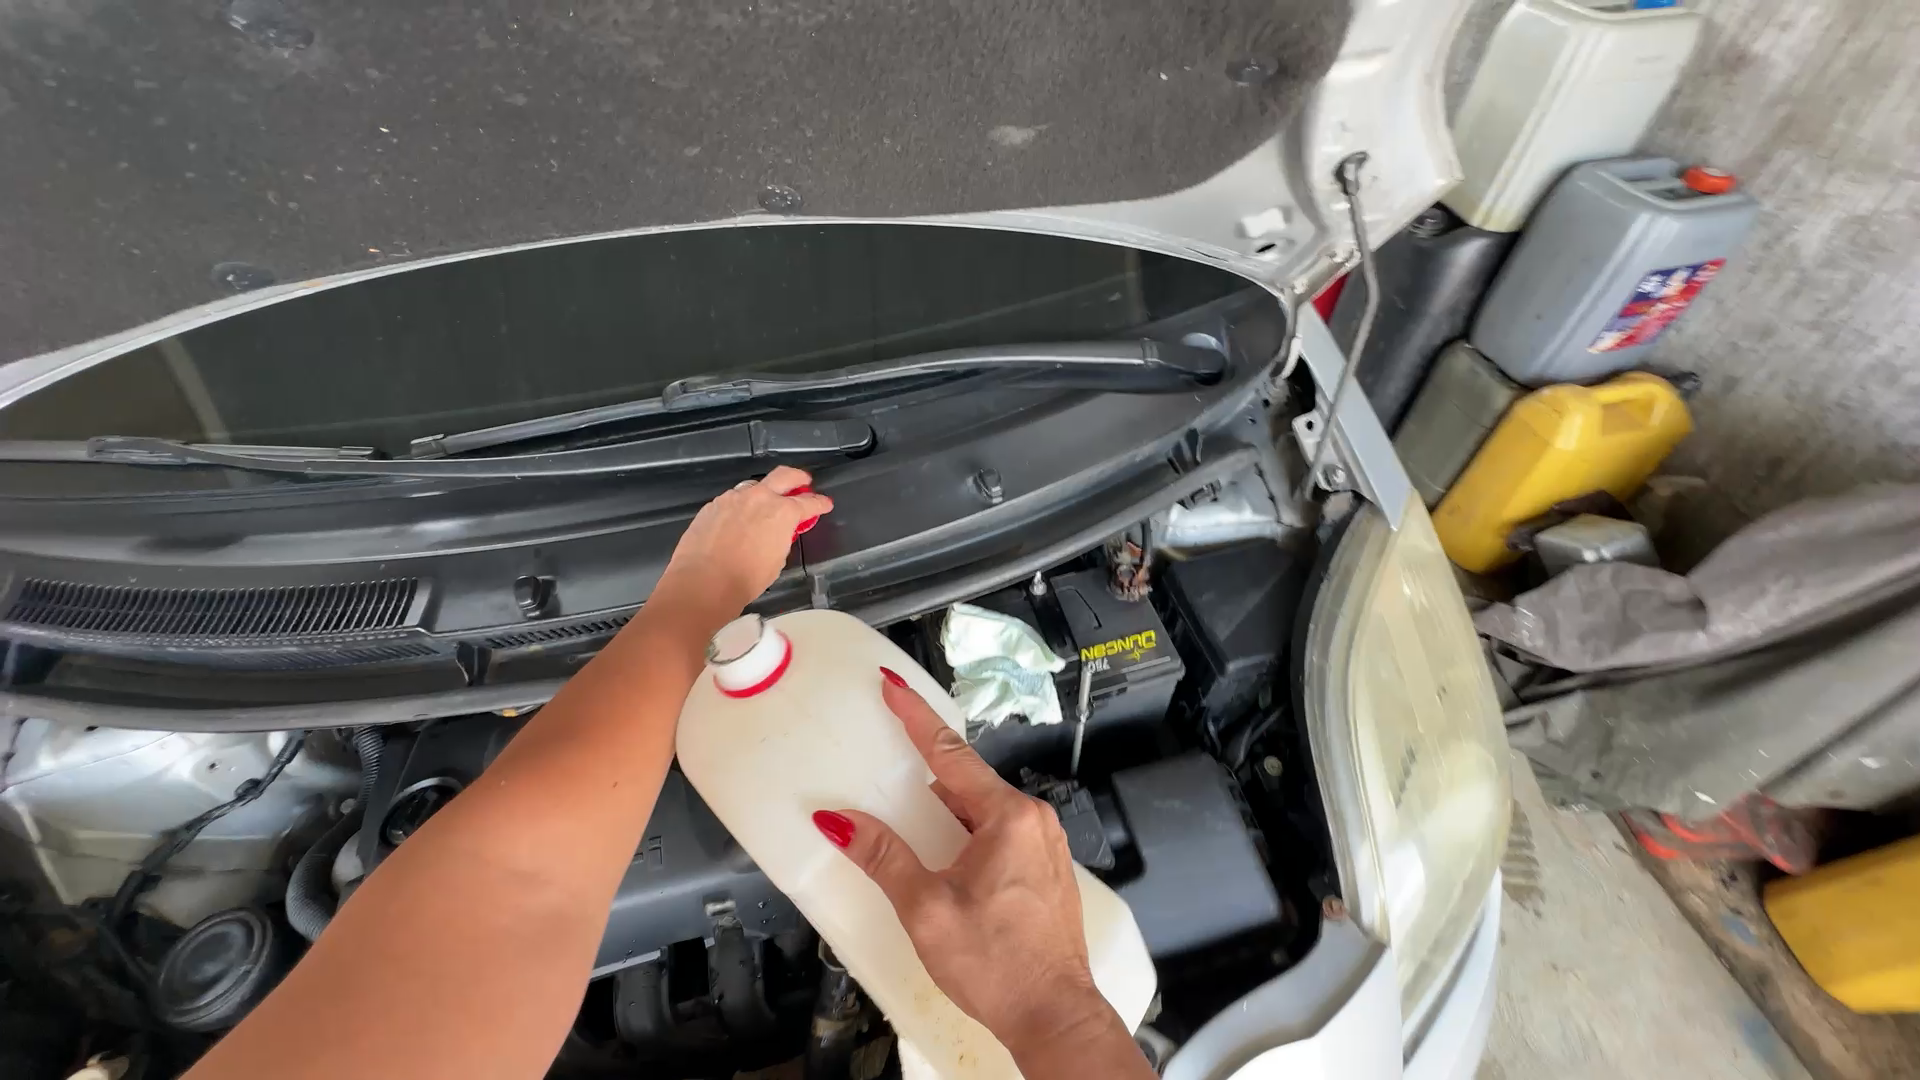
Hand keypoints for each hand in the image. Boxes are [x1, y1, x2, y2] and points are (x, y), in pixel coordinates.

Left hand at [656, 465, 833, 614]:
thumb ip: (782, 537)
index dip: (820, 504)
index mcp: (782, 512)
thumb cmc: (746, 578)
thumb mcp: (777, 559)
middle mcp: (759, 497)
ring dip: (764, 492)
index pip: (809, 503)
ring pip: (754, 486)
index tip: (825, 504)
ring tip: (767, 504)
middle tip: (804, 482)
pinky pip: (733, 500)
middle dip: (798, 478)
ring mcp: (733, 498)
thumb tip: (777, 532)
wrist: (703, 581)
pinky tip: (739, 519)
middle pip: (784, 476)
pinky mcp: (713, 506)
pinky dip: (741, 506)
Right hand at [816, 677, 1146, 1074]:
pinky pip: (999, 831)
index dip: (916, 716)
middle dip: (928, 772)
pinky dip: (967, 829)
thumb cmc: (996, 965)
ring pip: (984, 808)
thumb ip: (884, 858)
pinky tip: (946, 852)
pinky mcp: (1045, 867)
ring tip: (910, 814)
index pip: (950, 752)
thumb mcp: (928, 909)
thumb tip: (840, 821)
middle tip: (890, 757)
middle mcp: (1033, 819)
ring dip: (947, 807)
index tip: (894, 685)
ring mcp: (1044, 843)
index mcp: (1008, 816)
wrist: (1056, 1017)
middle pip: (968, 780)